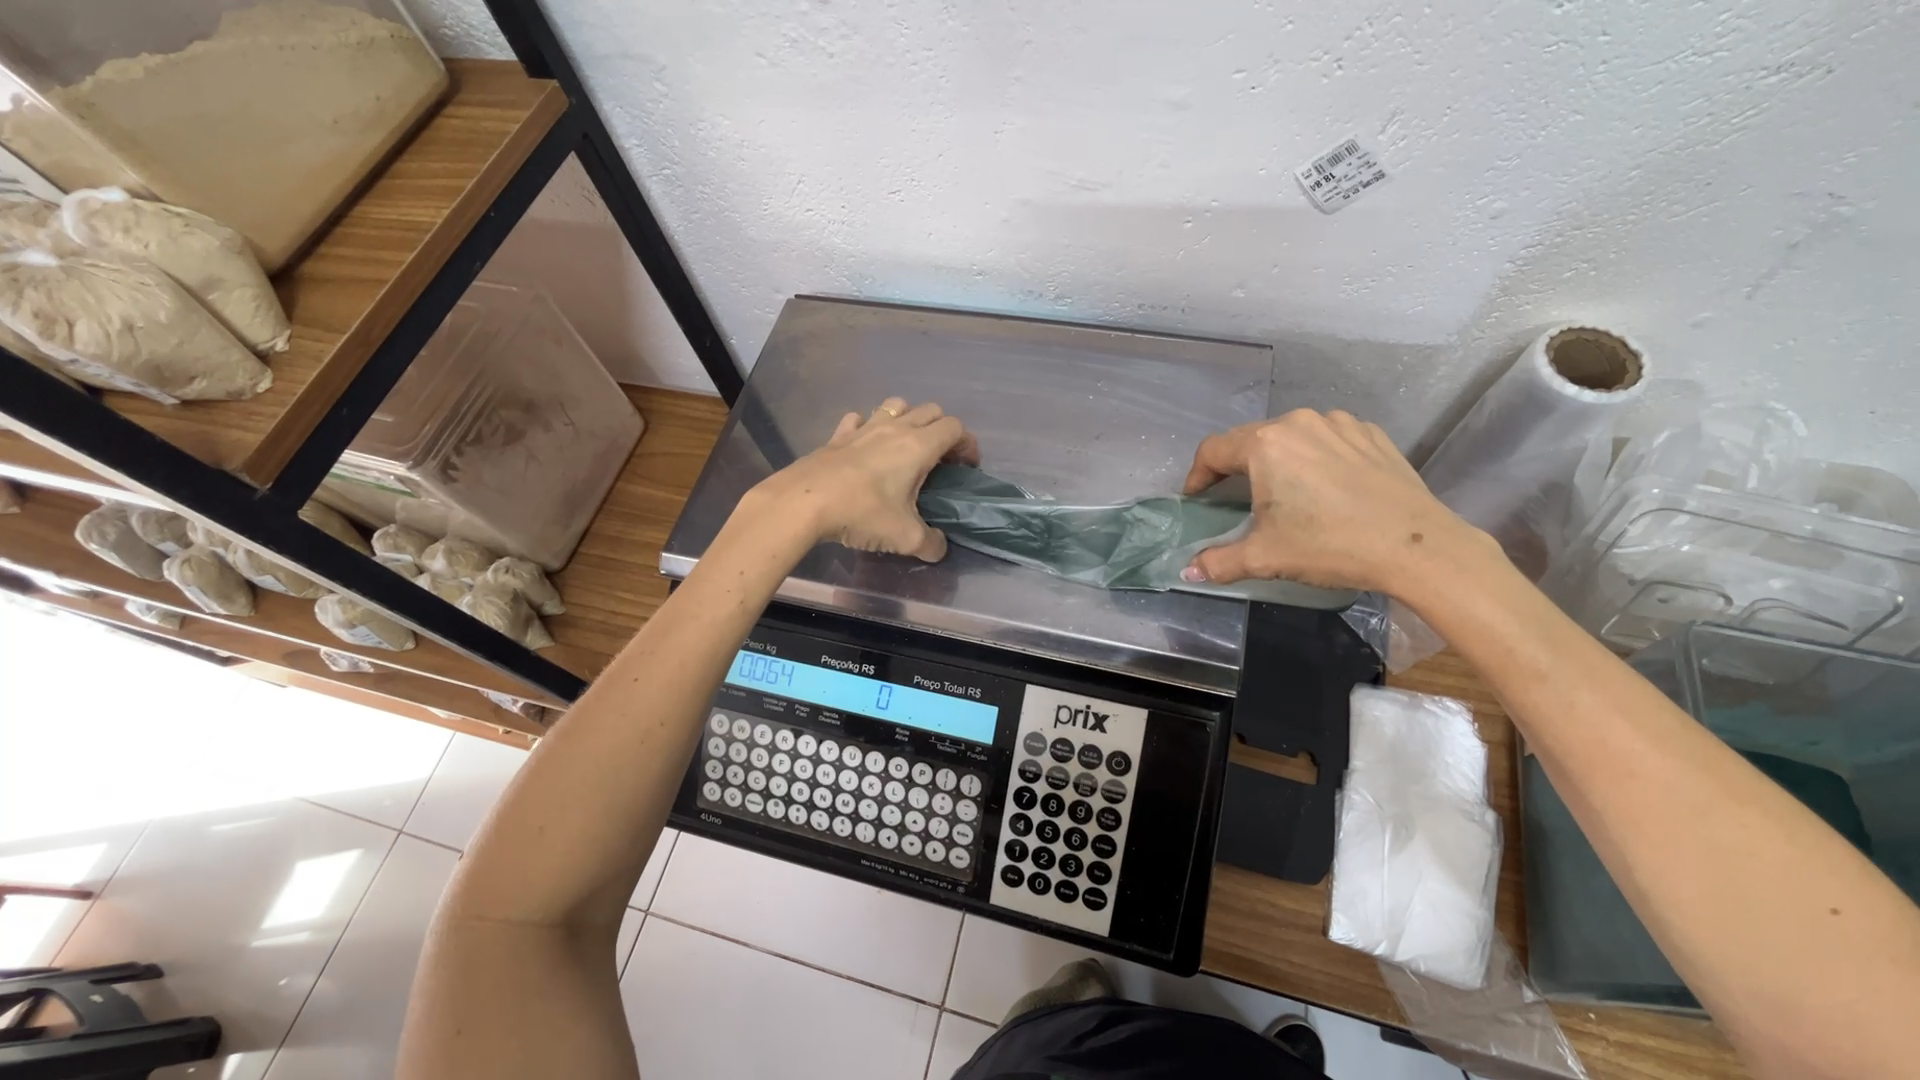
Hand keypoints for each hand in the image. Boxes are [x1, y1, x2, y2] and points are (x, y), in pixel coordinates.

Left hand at [749, 397, 978, 560]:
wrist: (804, 503)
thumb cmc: (862, 513)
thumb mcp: (905, 537)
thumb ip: (931, 543)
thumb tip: (938, 547)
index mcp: (918, 446)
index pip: (954, 428)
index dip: (967, 444)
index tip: (966, 467)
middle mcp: (895, 429)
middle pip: (930, 410)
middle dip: (942, 430)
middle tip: (940, 460)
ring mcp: (864, 428)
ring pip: (896, 406)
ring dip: (908, 419)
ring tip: (905, 447)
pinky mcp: (837, 436)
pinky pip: (859, 420)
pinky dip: (868, 427)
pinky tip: (864, 447)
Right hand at [1179, 409, 1491, 592]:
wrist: (1416, 546)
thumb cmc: (1330, 545)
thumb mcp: (1266, 557)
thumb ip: (1220, 562)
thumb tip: (1189, 571)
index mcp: (1266, 444)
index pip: (1214, 450)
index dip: (1197, 475)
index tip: (1196, 498)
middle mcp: (1299, 422)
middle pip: (1252, 439)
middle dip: (1238, 468)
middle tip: (1235, 499)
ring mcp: (1339, 424)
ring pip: (1293, 437)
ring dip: (1280, 460)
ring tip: (1286, 493)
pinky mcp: (1371, 434)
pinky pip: (1329, 440)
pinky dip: (1318, 458)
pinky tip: (1328, 488)